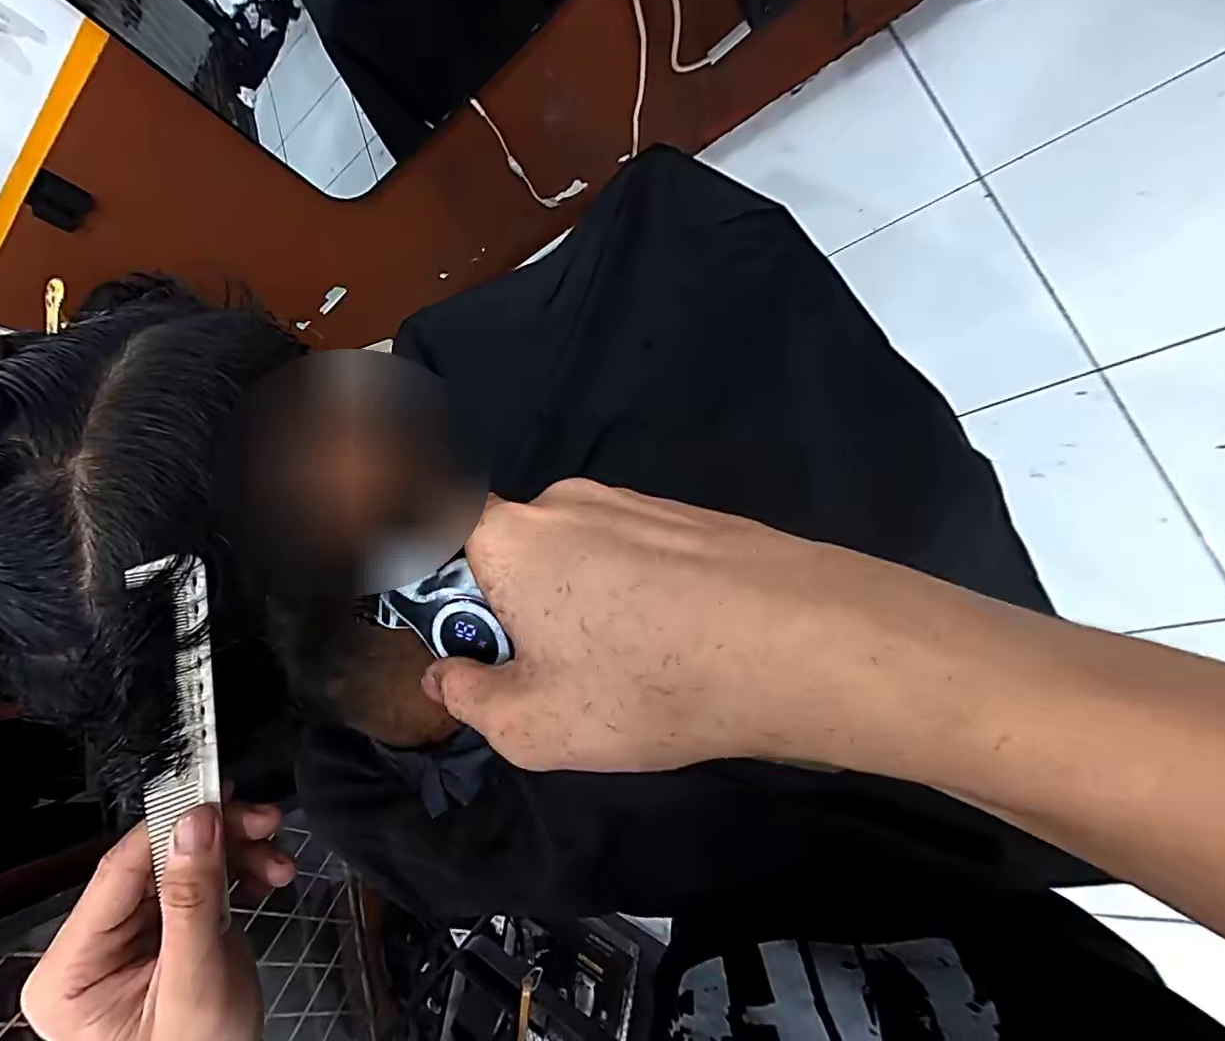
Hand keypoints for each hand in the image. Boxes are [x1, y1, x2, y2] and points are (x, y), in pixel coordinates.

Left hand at [22, 801, 293, 1040]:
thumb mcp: (195, 988)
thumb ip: (193, 902)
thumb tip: (195, 822)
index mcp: (74, 967)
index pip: (120, 869)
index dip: (171, 826)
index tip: (216, 798)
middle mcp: (97, 945)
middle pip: (159, 860)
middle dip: (218, 840)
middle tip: (261, 822)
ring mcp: (135, 937)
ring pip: (185, 862)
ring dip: (237, 853)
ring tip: (276, 859)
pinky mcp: (169, 933)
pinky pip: (200, 882)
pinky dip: (238, 872)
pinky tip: (266, 874)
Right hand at [421, 479, 991, 772]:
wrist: (813, 644)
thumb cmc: (648, 682)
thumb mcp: (536, 726)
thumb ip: (467, 700)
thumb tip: (444, 677)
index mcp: (507, 538)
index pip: (425, 514)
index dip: (411, 555)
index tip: (438, 608)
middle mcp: (555, 502)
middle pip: (494, 542)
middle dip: (495, 597)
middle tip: (532, 656)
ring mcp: (622, 499)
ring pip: (557, 544)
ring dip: (556, 592)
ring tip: (612, 652)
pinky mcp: (675, 511)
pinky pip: (613, 541)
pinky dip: (610, 581)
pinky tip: (660, 630)